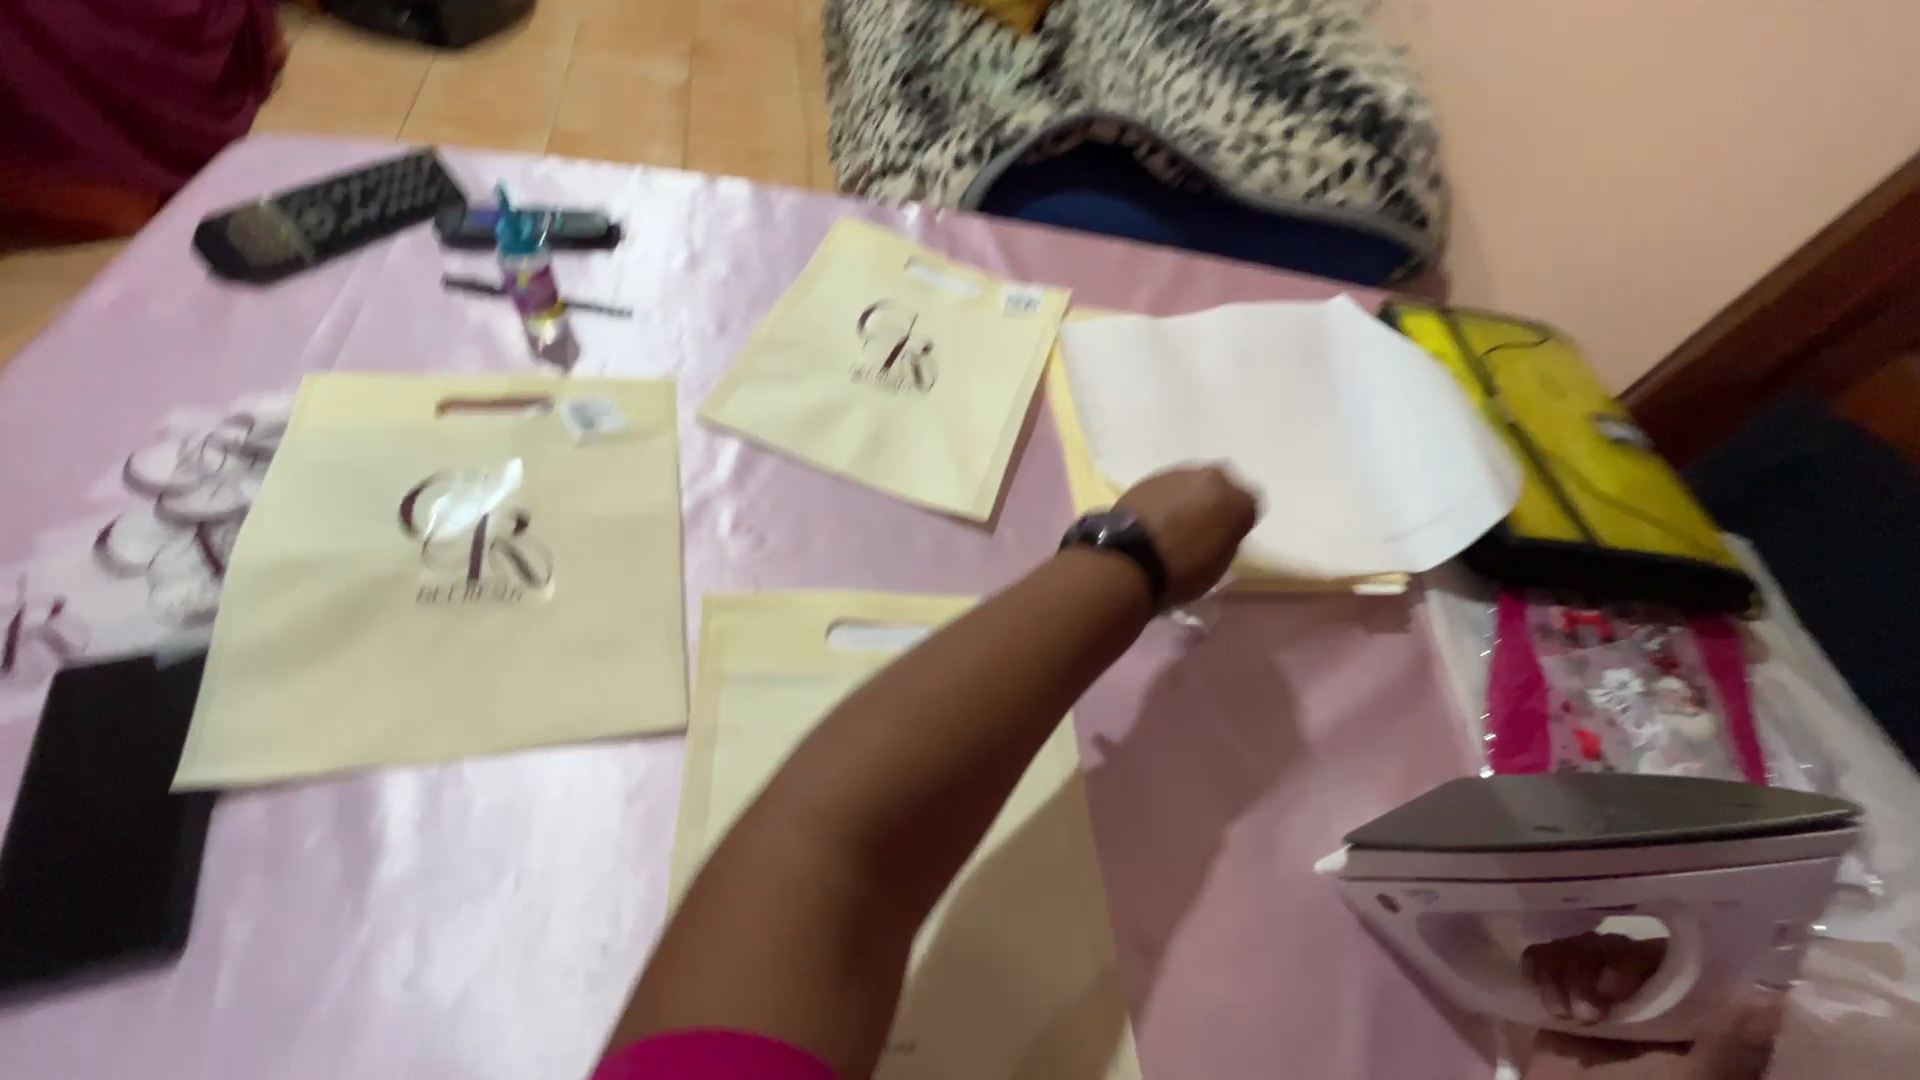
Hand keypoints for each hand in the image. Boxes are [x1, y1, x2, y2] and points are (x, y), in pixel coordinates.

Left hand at [1115, 464, 1259, 605]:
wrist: (1131, 559)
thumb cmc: (1184, 571)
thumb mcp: (1220, 563)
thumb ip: (1226, 537)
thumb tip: (1218, 530)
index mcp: (1240, 500)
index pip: (1247, 508)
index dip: (1234, 524)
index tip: (1222, 538)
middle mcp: (1214, 478)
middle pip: (1219, 489)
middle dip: (1212, 503)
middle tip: (1199, 526)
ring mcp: (1180, 473)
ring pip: (1191, 485)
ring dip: (1187, 498)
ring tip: (1172, 523)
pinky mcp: (1150, 475)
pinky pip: (1166, 488)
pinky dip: (1164, 499)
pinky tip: (1154, 517)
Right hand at [1521, 932, 1783, 1079]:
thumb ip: (1731, 1048)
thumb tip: (1772, 998)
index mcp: (1684, 1013)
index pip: (1664, 956)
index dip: (1635, 958)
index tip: (1617, 987)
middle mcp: (1642, 997)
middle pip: (1612, 944)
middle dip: (1590, 968)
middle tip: (1589, 1012)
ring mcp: (1595, 993)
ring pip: (1574, 946)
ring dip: (1562, 972)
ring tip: (1565, 1014)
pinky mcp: (1556, 993)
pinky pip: (1542, 954)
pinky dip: (1539, 970)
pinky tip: (1545, 1001)